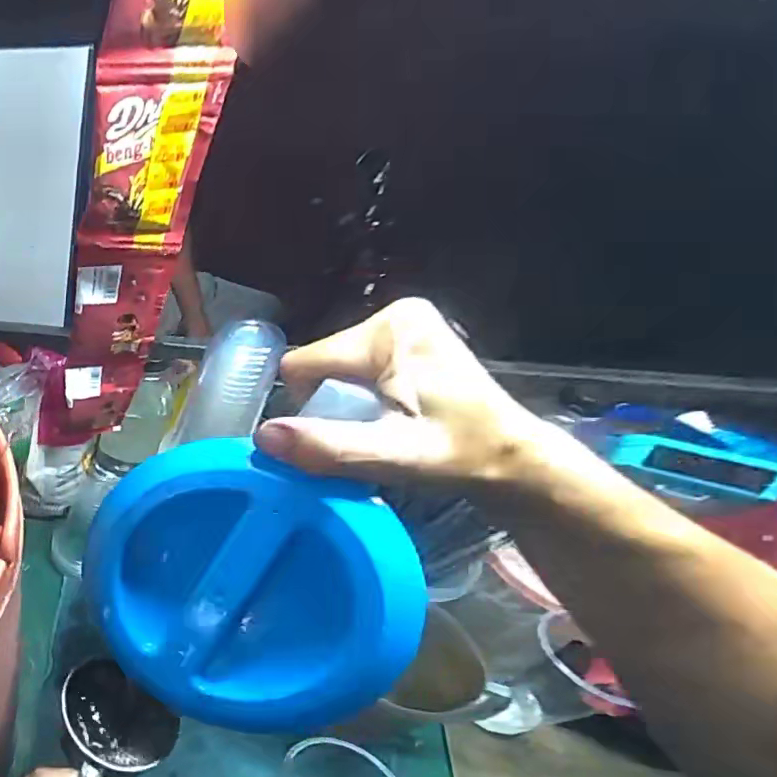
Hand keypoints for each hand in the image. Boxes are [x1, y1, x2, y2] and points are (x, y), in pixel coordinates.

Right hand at [254, 298, 551, 487]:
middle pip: (315, 368)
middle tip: (370, 434)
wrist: (513, 462)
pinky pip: (349, 371)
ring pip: (329, 373)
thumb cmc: (460, 456)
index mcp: (389, 330)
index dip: (308, 408)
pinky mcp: (405, 340)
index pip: (301, 366)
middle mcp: (393, 314)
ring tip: (383, 429)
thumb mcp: (391, 456)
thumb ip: (328, 445)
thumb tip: (264, 436)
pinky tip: (388, 418)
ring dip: (343, 407)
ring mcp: (401, 325)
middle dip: (329, 408)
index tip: (346, 434)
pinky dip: (357, 400)